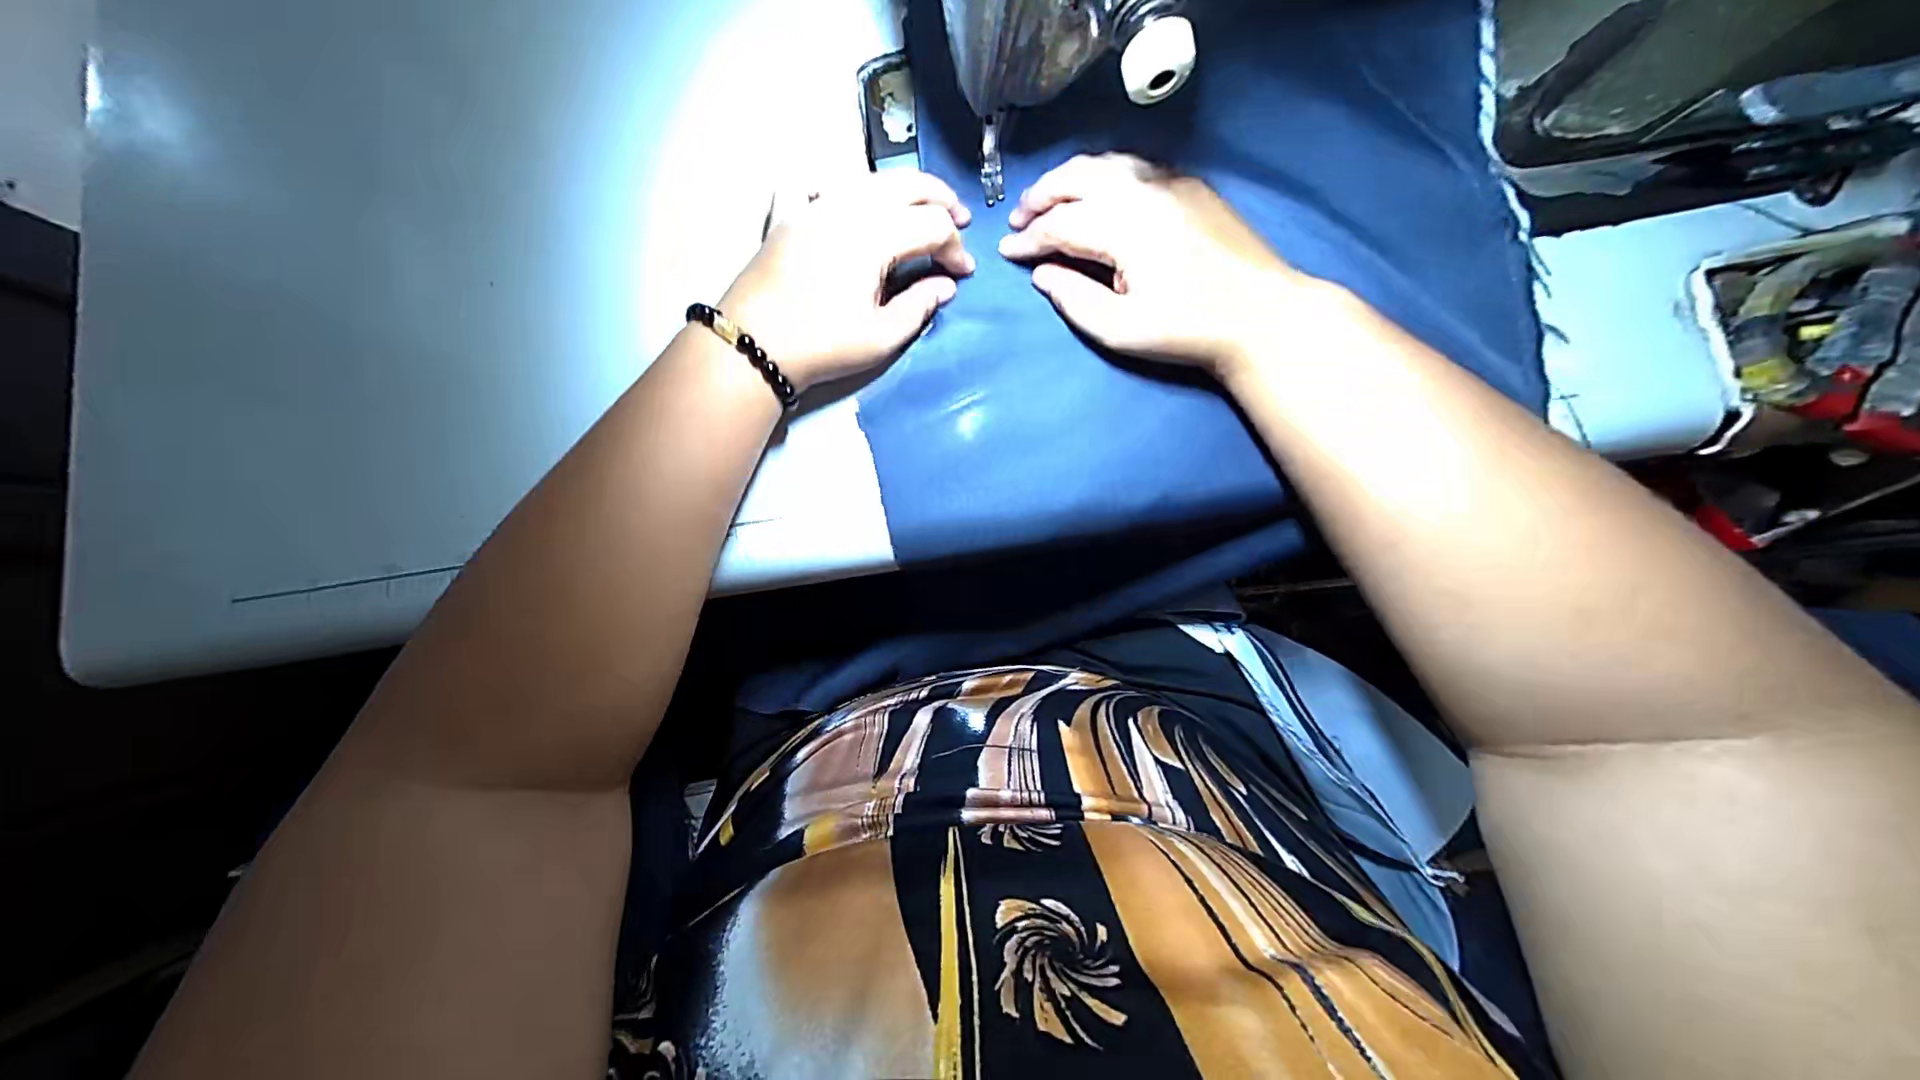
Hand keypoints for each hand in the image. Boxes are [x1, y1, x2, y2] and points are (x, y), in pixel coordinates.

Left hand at [718, 170, 974, 392]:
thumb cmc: (821, 345)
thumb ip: (919, 306)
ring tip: (916, 208)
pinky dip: (840, 183)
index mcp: (876, 234)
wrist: (753, 344)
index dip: (955, 248)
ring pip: (869, 178)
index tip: (963, 273)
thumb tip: (944, 286)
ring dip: (901, 190)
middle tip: (959, 222)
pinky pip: (818, 182)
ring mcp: (815, 205)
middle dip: (940, 201)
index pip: (932, 226)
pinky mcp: (790, 214)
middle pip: (907, 185)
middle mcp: (849, 206)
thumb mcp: (881, 337)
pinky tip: (847, 197)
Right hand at [999, 153, 1309, 377]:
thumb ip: (1073, 299)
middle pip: (1078, 177)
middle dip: (1042, 196)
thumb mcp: (1120, 329)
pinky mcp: (1191, 186)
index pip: (1060, 223)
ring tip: (1051, 201)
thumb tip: (1043, 274)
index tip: (1007, 251)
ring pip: (1106, 164)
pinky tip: (1098, 195)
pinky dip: (1103, 175)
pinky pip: (1135, 166)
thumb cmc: (1187, 330)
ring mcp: (1171, 182)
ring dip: (1070, 180)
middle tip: (1020, 219)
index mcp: (1124, 226)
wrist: (1260, 315)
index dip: (1029, 238)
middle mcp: (1144, 190)